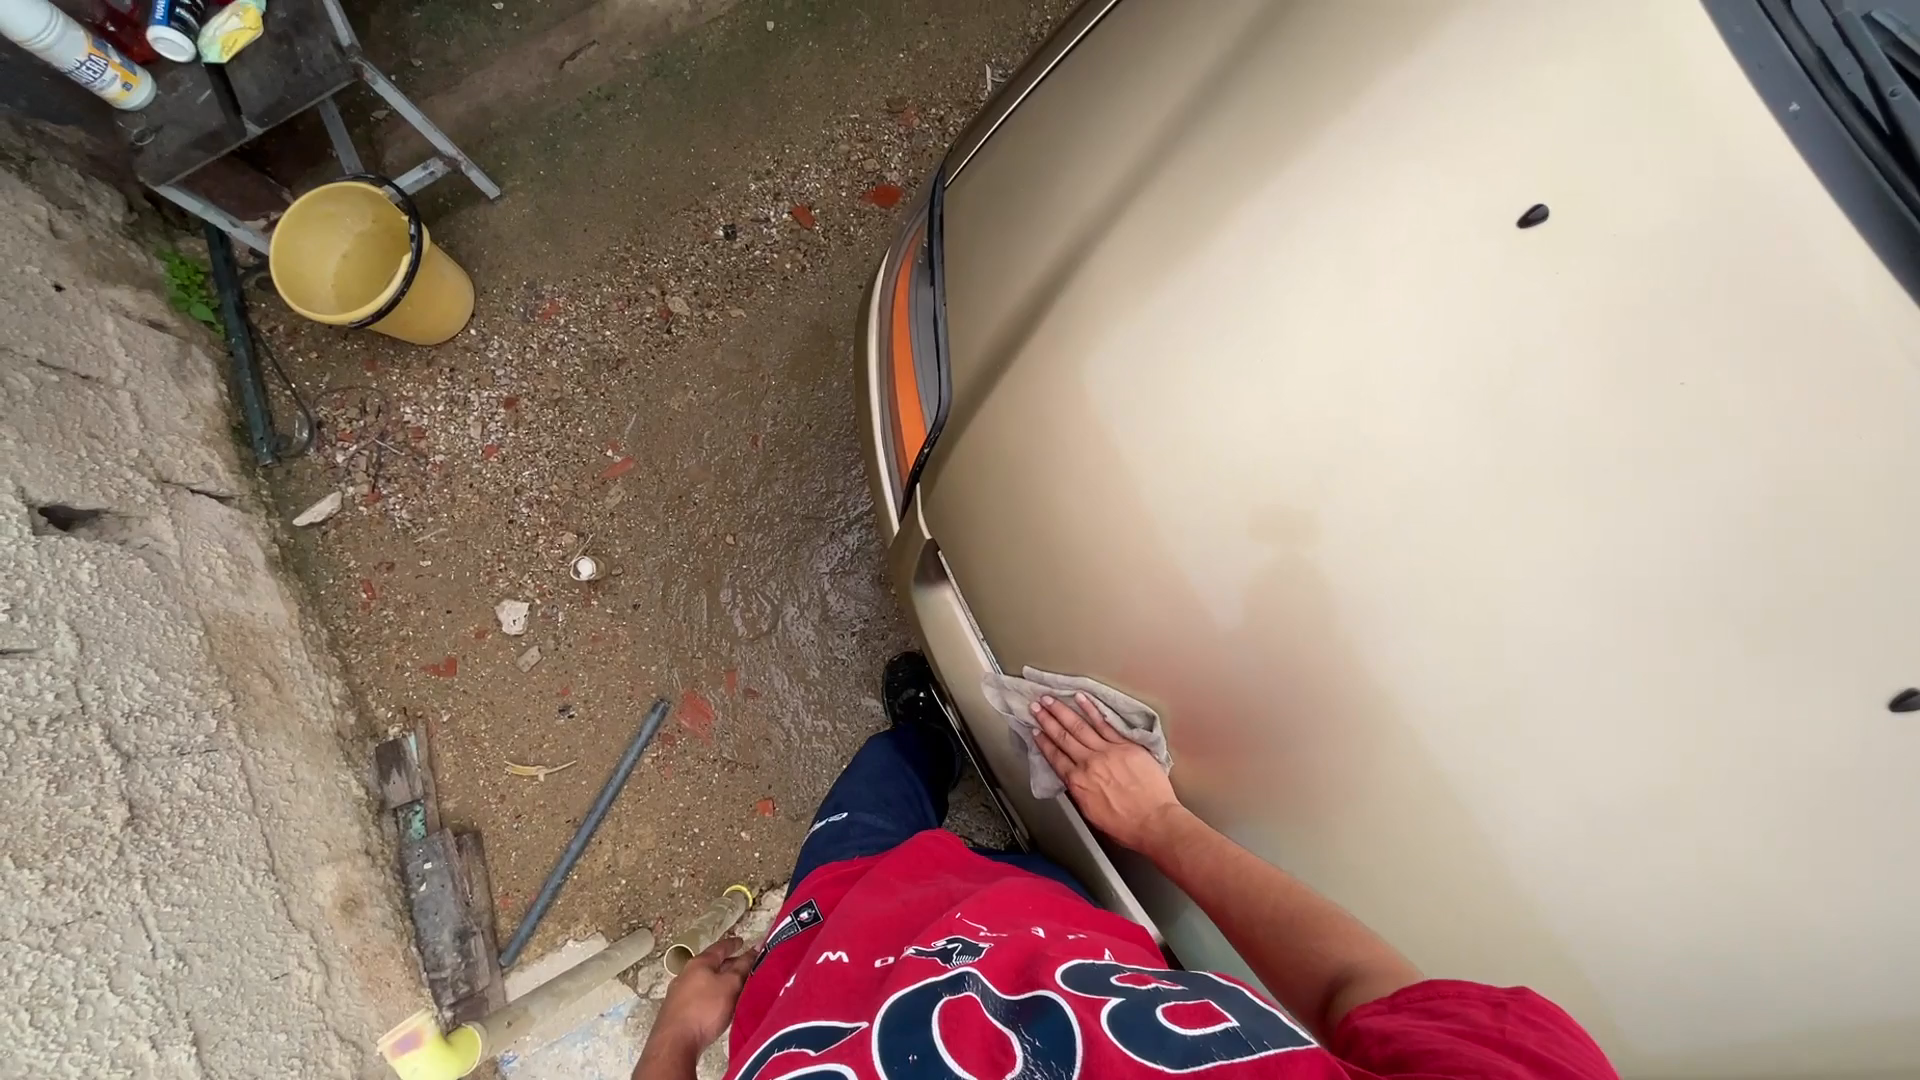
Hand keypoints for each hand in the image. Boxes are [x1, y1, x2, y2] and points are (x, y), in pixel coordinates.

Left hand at [647, 937, 757, 1055]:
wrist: (673, 1045)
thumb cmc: (705, 1009)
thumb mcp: (731, 985)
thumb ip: (743, 966)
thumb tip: (755, 947)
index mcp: (699, 963)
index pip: (719, 947)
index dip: (733, 944)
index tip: (742, 941)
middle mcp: (685, 975)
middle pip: (710, 965)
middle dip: (727, 965)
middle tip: (742, 967)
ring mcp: (677, 995)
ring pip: (703, 982)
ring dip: (717, 983)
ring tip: (732, 988)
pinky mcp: (674, 1014)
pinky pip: (696, 998)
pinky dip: (709, 997)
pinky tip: (715, 1007)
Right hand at [1031, 693, 1183, 852]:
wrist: (1155, 822)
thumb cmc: (1126, 825)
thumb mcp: (1091, 812)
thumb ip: (1079, 791)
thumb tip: (1074, 780)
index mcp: (1078, 783)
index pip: (1055, 757)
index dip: (1043, 742)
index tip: (1035, 731)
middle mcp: (1089, 763)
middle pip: (1063, 737)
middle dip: (1047, 719)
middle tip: (1036, 706)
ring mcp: (1107, 751)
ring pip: (1079, 726)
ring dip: (1062, 710)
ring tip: (1050, 699)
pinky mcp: (1125, 745)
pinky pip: (1104, 724)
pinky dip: (1091, 710)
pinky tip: (1082, 698)